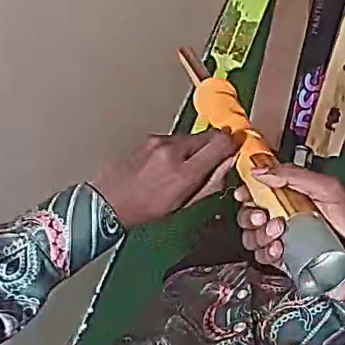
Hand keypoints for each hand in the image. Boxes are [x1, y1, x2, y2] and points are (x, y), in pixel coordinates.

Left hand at [92, 130, 237, 228]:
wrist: (108, 201)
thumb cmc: (144, 208)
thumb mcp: (183, 203)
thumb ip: (210, 182)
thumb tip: (227, 165)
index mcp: (184, 173)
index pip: (221, 143)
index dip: (233, 144)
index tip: (237, 147)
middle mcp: (172, 152)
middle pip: (209, 136)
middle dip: (216, 146)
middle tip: (216, 159)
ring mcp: (159, 142)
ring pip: (191, 137)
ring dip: (195, 148)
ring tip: (185, 168)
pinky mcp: (150, 139)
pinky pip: (174, 139)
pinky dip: (178, 149)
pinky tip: (170, 164)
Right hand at [234, 164, 344, 300]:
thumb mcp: (329, 190)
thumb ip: (296, 176)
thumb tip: (263, 170)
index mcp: (296, 195)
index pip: (262, 188)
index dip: (249, 189)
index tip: (245, 193)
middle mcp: (287, 216)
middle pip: (251, 212)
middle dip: (252, 215)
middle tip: (265, 218)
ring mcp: (284, 239)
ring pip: (252, 235)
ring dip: (260, 235)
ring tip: (280, 235)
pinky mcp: (284, 260)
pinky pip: (262, 256)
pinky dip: (267, 253)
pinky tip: (281, 250)